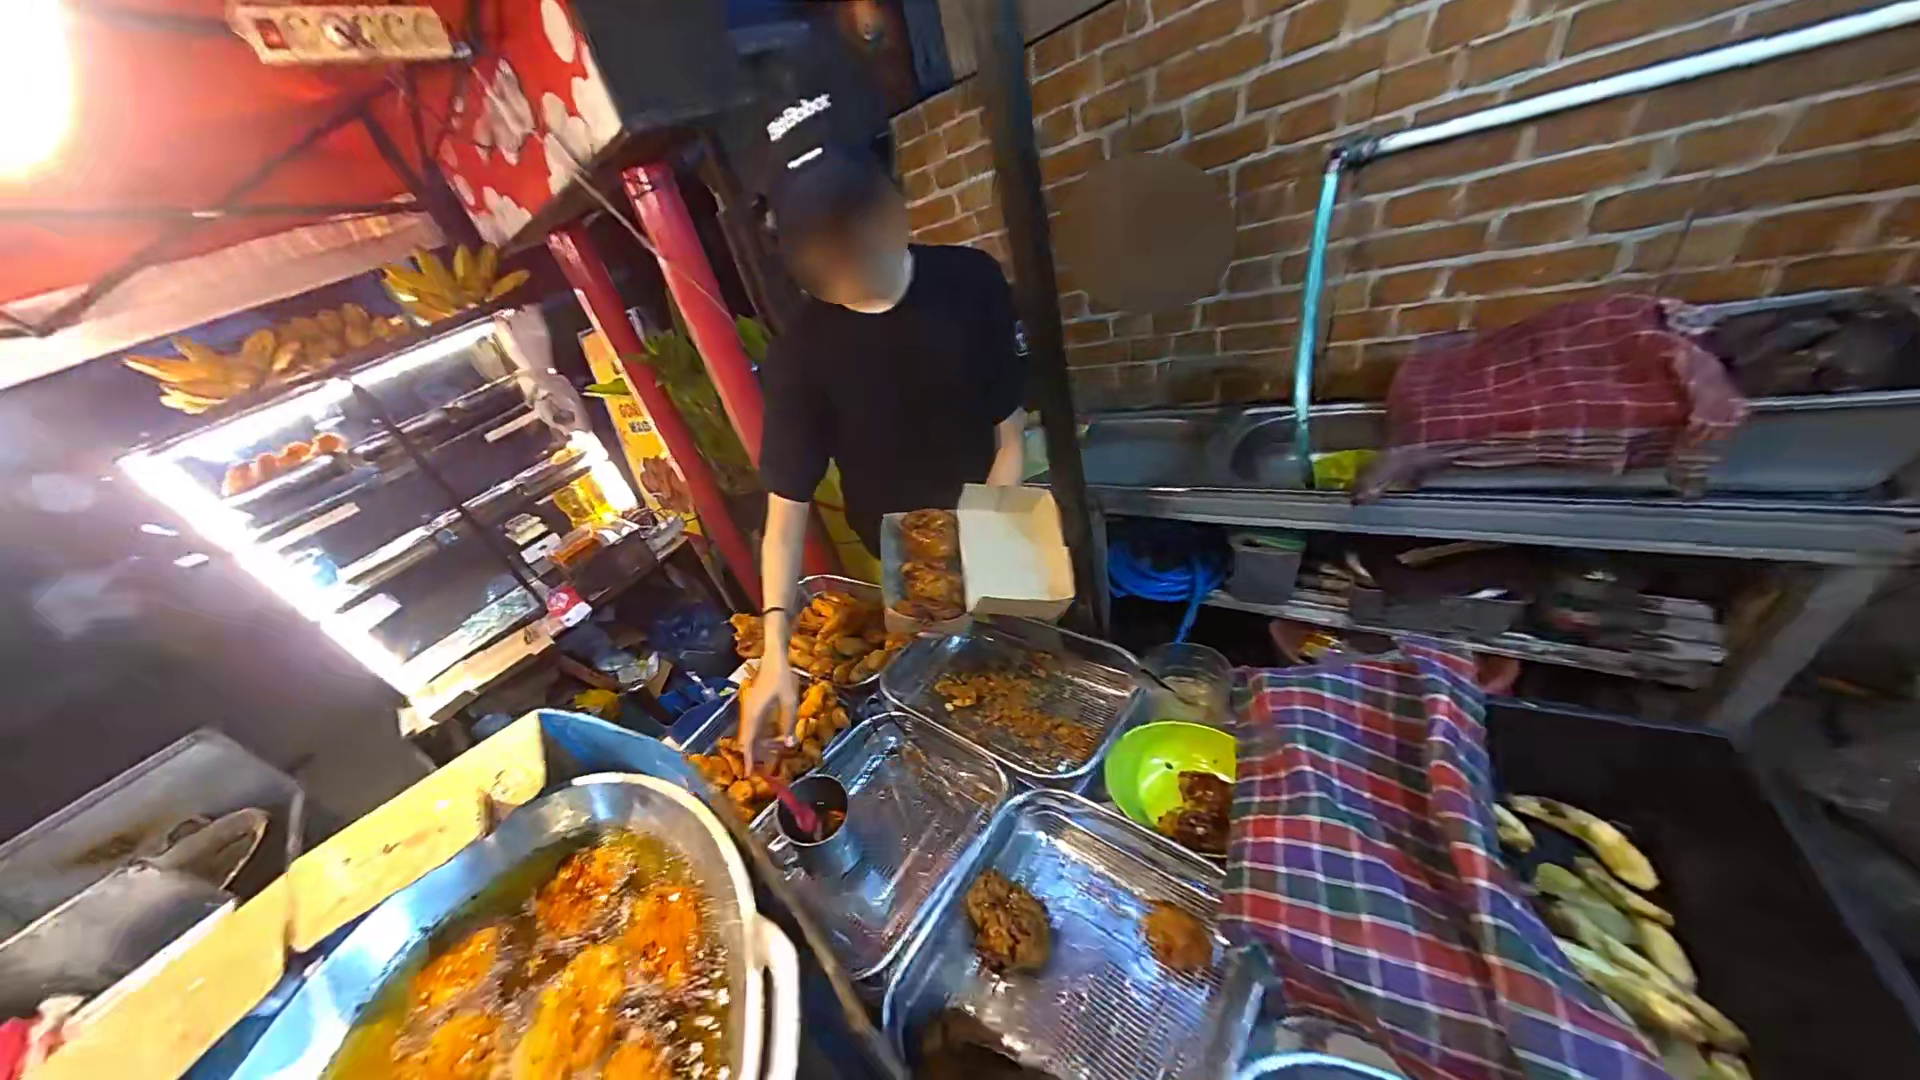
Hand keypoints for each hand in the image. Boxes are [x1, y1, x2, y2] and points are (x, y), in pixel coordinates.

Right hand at [738, 658, 796, 772]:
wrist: (773, 657)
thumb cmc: (782, 677)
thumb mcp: (790, 701)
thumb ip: (789, 723)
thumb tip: (789, 744)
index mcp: (754, 715)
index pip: (748, 742)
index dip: (748, 759)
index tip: (749, 774)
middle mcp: (748, 714)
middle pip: (747, 740)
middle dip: (755, 755)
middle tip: (765, 767)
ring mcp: (749, 709)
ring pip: (751, 733)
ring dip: (760, 744)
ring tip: (773, 753)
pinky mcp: (753, 705)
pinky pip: (755, 725)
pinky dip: (761, 735)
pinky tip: (773, 738)